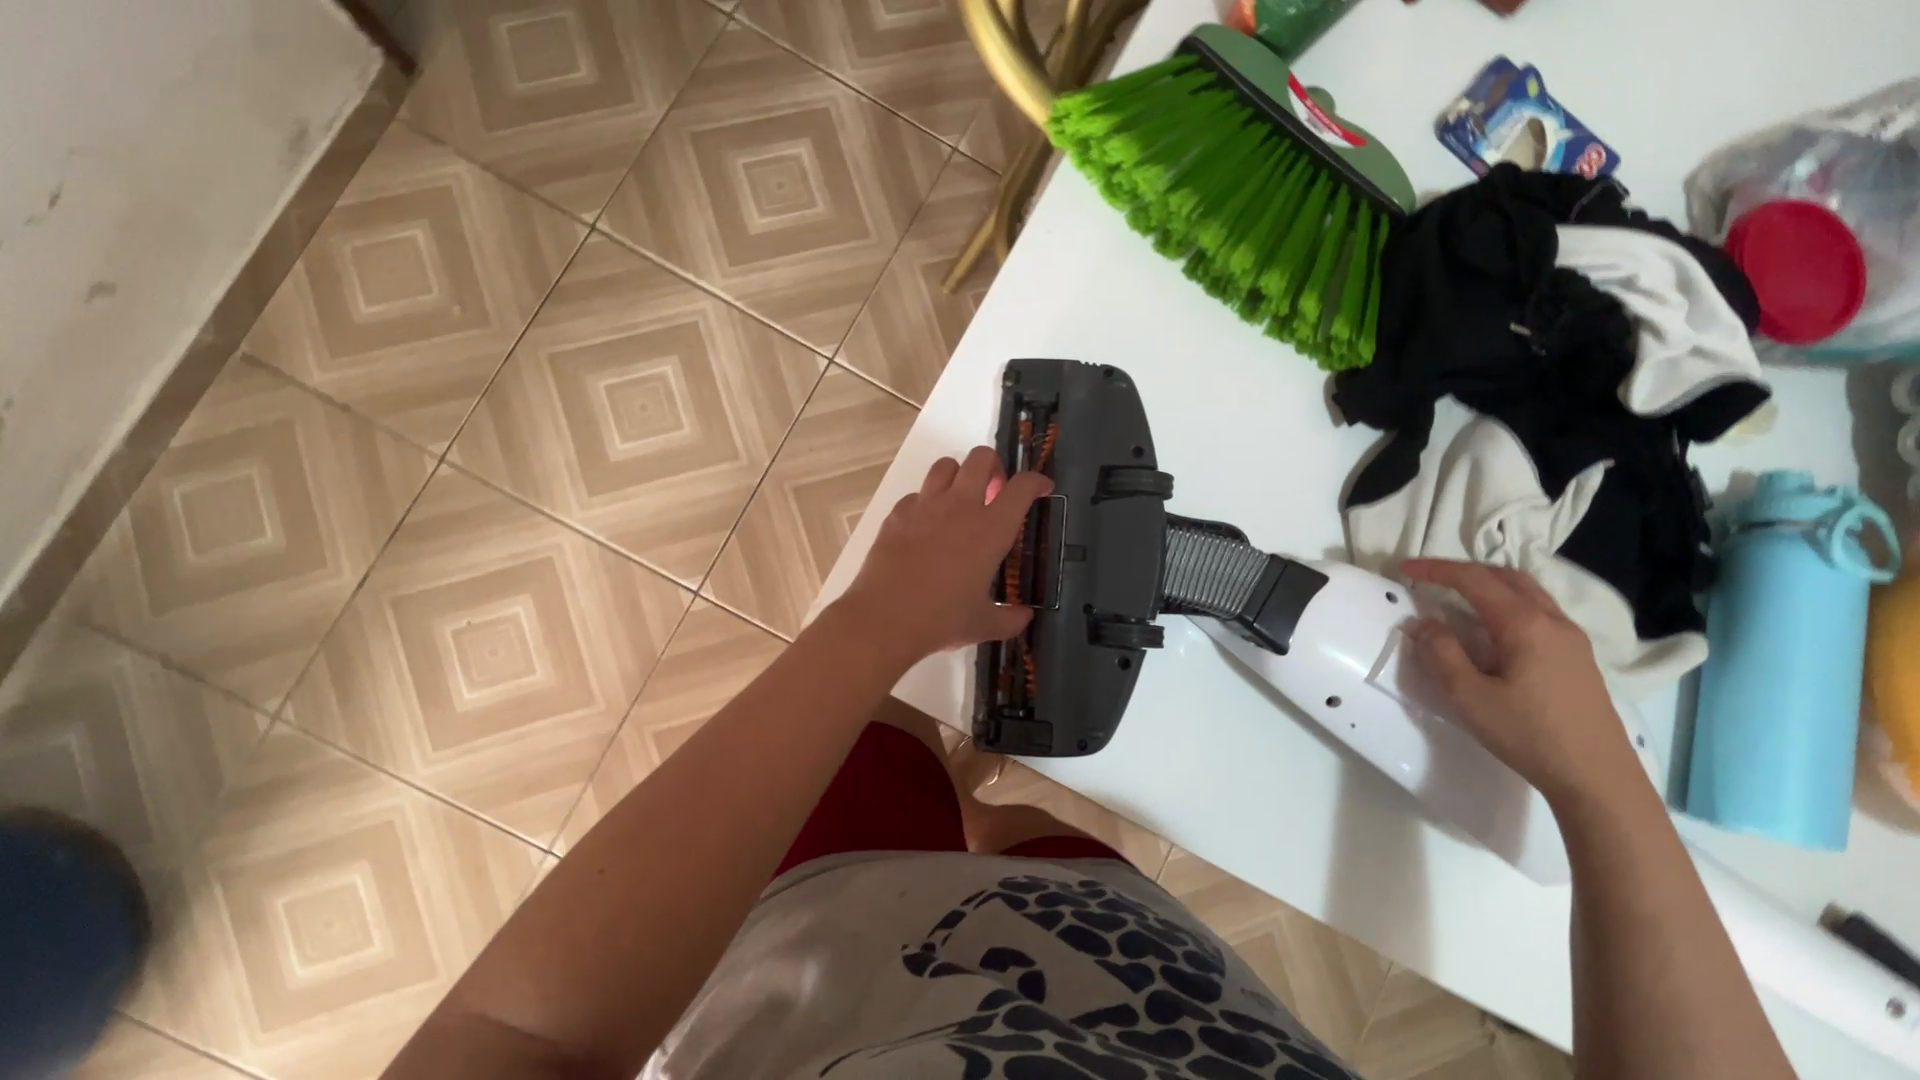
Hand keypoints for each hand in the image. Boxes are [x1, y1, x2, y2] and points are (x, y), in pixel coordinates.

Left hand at [828, 447, 1051, 668]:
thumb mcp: (983, 624)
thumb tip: (1025, 618)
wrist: (884, 619)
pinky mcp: (897, 514)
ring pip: (946, 465)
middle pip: (981, 458)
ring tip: (960, 499)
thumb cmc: (941, 620)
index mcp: (991, 530)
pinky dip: (926, 502)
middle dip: (994, 466)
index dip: (1036, 481)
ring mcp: (925, 506)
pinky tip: (925, 526)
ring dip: (959, 474)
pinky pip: (916, 494)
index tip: (1042, 488)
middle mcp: (960, 507)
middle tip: (994, 490)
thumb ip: (1010, 619)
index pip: (1022, 487)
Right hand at [1402, 558, 1646, 808]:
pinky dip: (1507, 604)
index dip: (1436, 569)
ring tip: (1457, 597)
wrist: (1596, 777)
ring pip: (1527, 593)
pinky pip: (1538, 612)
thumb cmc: (1528, 735)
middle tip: (1429, 578)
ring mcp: (1571, 639)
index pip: (1474, 580)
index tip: (1402, 568)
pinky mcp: (1577, 658)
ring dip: (1489, 586)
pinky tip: (1492, 629)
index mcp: (1525, 624)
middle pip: (1506, 577)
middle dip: (1465, 571)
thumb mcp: (1469, 697)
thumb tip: (1423, 624)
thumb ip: (1441, 654)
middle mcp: (1553, 621)